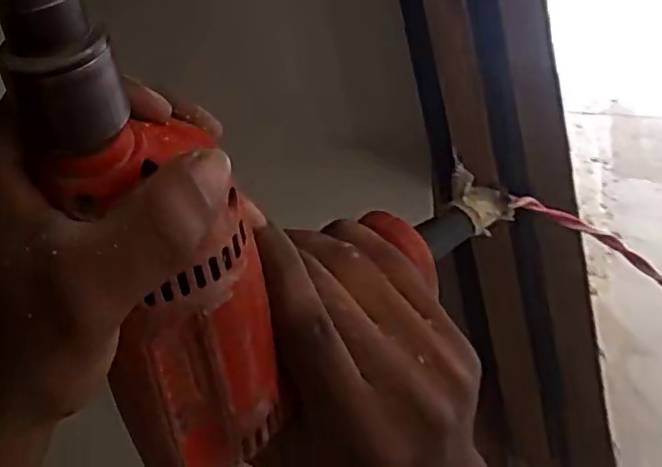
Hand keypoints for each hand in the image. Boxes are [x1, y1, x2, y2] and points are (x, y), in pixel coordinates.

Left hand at [0, 83, 228, 465]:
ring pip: (111, 154)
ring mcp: (43, 190)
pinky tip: (199, 216)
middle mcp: (22, 159)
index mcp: (5, 150)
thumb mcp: (91, 282)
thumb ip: (150, 229)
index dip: (120, 93)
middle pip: (94, 118)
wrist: (6, 404)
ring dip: (164, 166)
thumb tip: (215, 163)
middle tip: (210, 148)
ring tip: (218, 186)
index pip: (60, 90)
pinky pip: (116, 190)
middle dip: (157, 132)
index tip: (175, 118)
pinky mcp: (65, 220)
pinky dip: (156, 198)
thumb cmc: (28, 339)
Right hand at [253, 219, 483, 466]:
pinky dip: (352, 241)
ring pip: (361, 258)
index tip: (240, 221)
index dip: (273, 260)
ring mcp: (444, 361)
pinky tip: (327, 252)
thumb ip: (245, 370)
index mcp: (363, 425)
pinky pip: (393, 260)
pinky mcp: (458, 338)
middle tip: (250, 241)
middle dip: (285, 245)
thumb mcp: (276, 440)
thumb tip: (203, 288)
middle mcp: (413, 391)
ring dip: (314, 240)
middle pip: (335, 279)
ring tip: (287, 251)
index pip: (312, 321)